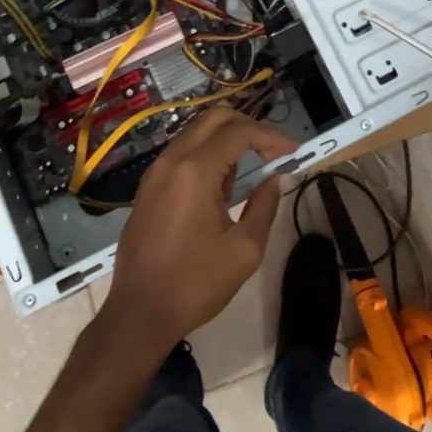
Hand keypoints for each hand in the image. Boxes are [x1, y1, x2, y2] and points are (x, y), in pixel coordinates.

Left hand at [102, 108, 298, 346]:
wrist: (139, 313)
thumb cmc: (195, 283)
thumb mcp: (244, 249)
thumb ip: (265, 206)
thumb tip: (280, 178)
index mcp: (196, 170)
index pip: (239, 132)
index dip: (271, 136)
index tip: (292, 152)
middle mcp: (172, 160)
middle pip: (214, 118)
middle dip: (248, 127)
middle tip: (271, 151)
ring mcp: (155, 172)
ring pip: (195, 134)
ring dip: (225, 141)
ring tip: (246, 175)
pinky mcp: (147, 188)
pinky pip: (180, 154)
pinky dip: (205, 156)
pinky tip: (218, 188)